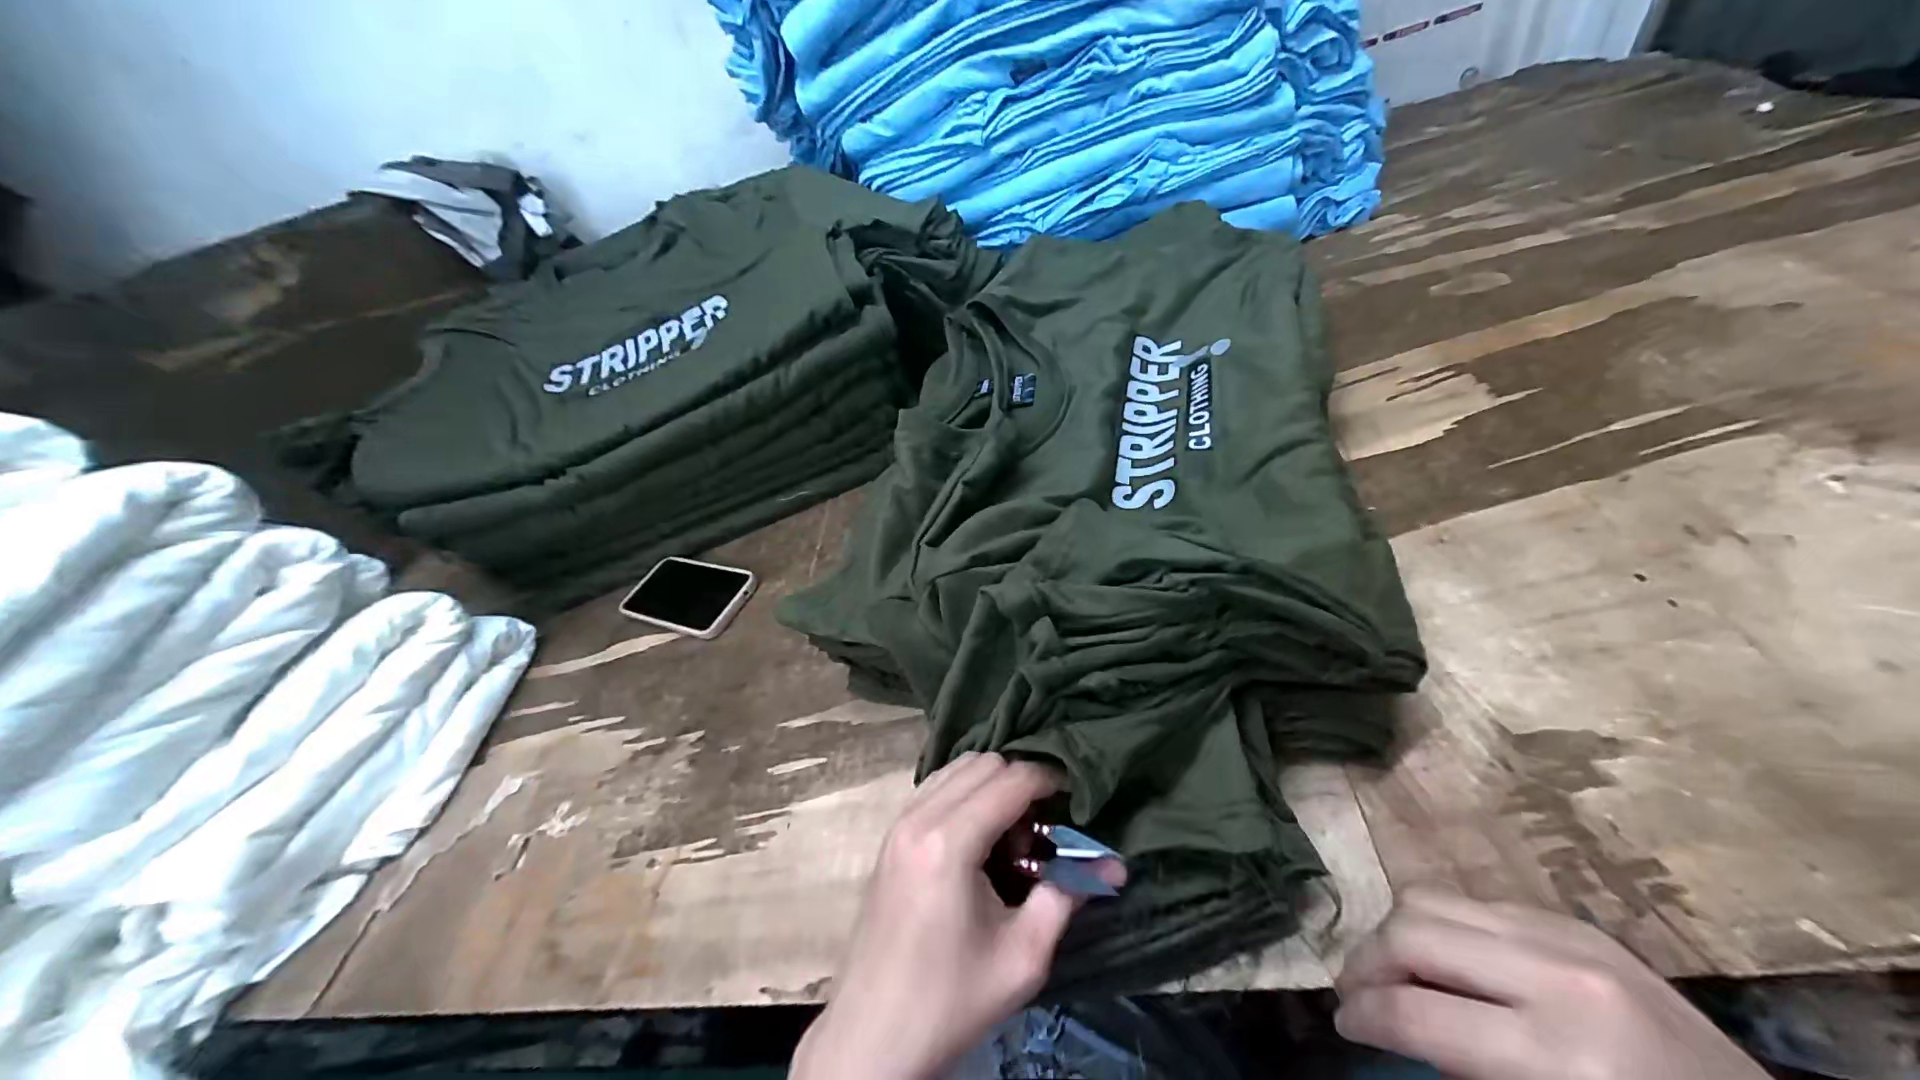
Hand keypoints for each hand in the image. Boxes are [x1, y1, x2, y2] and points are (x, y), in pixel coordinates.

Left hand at [791, 752, 1123, 1079]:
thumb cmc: (950, 1000)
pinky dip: (964, 793)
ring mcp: (897, 824)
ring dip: (991, 785)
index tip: (1075, 802)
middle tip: (1041, 832)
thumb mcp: (1022, 957)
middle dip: (1021, 783)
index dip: (1049, 782)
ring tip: (1011, 836)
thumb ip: (1067, 897)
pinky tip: (979, 839)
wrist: (873, 1035)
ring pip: (956, 768)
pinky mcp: (889, 837)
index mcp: (948, 843)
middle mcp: (917, 819)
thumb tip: (1111, 865)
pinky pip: (934, 787)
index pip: (1010, 779)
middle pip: (983, 763)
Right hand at [1335, 889, 1767, 1079]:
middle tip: (1358, 995)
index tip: (1345, 1023)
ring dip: (1397, 934)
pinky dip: (1444, 928)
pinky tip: (1452, 964)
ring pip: (1431, 898)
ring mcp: (1570, 937)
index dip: (1362, 1015)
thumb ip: (1460, 1064)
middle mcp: (1559, 976)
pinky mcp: (1578, 924)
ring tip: (1395, 972)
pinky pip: (1476, 904)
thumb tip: (1392, 1023)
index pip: (1414, 1011)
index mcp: (1559, 1053)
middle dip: (1366, 962)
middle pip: (1411, 929)